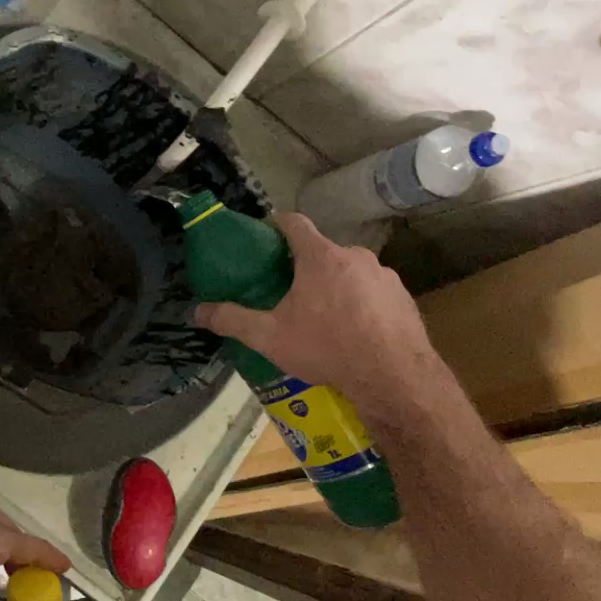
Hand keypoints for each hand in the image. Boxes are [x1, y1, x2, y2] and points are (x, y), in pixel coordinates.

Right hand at [193, 212, 443, 419]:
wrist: (394, 376)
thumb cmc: (327, 347)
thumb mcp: (269, 337)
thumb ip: (232, 320)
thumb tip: (197, 312)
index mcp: (320, 257)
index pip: (295, 223)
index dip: (277, 223)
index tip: (265, 232)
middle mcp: (355, 257)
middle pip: (322, 252)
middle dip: (304, 267)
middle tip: (287, 291)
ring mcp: (384, 276)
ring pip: (349, 273)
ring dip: (333, 286)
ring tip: (321, 317)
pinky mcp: (403, 297)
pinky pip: (372, 292)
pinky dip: (359, 304)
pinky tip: (352, 332)